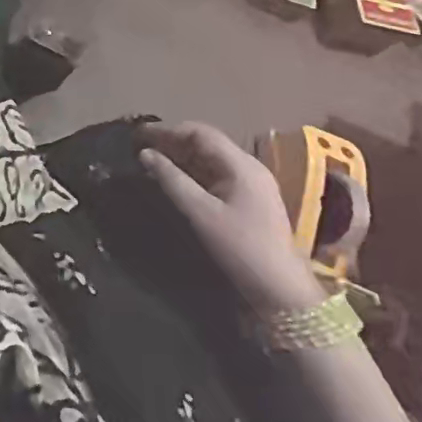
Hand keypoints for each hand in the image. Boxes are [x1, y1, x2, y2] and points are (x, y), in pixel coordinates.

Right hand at [139, 122, 324, 312]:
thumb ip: (171, 180)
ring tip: (152, 160)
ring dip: (181, 157)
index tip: (140, 134)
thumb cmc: (241, 248)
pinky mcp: (250, 200)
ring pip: (210, 160)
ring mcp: (252, 184)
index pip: (200, 133)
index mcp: (241, 165)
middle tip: (141, 146)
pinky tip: (174, 179)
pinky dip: (193, 172)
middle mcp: (248, 167)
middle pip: (206, 143)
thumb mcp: (201, 213)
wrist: (282, 291)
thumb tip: (145, 154)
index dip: (168, 130)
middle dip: (172, 142)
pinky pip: (216, 175)